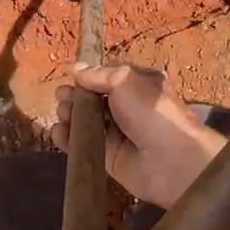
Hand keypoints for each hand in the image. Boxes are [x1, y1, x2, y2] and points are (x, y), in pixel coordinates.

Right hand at [51, 63, 224, 209]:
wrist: (171, 160)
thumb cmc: (150, 111)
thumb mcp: (124, 80)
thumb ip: (99, 75)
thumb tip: (77, 69)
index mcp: (134, 86)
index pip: (105, 78)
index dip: (87, 77)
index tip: (71, 77)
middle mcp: (125, 109)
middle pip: (92, 100)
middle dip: (75, 96)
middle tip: (62, 97)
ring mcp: (116, 134)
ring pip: (86, 122)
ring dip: (70, 115)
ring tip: (61, 113)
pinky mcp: (107, 158)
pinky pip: (84, 145)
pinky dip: (68, 139)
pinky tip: (58, 133)